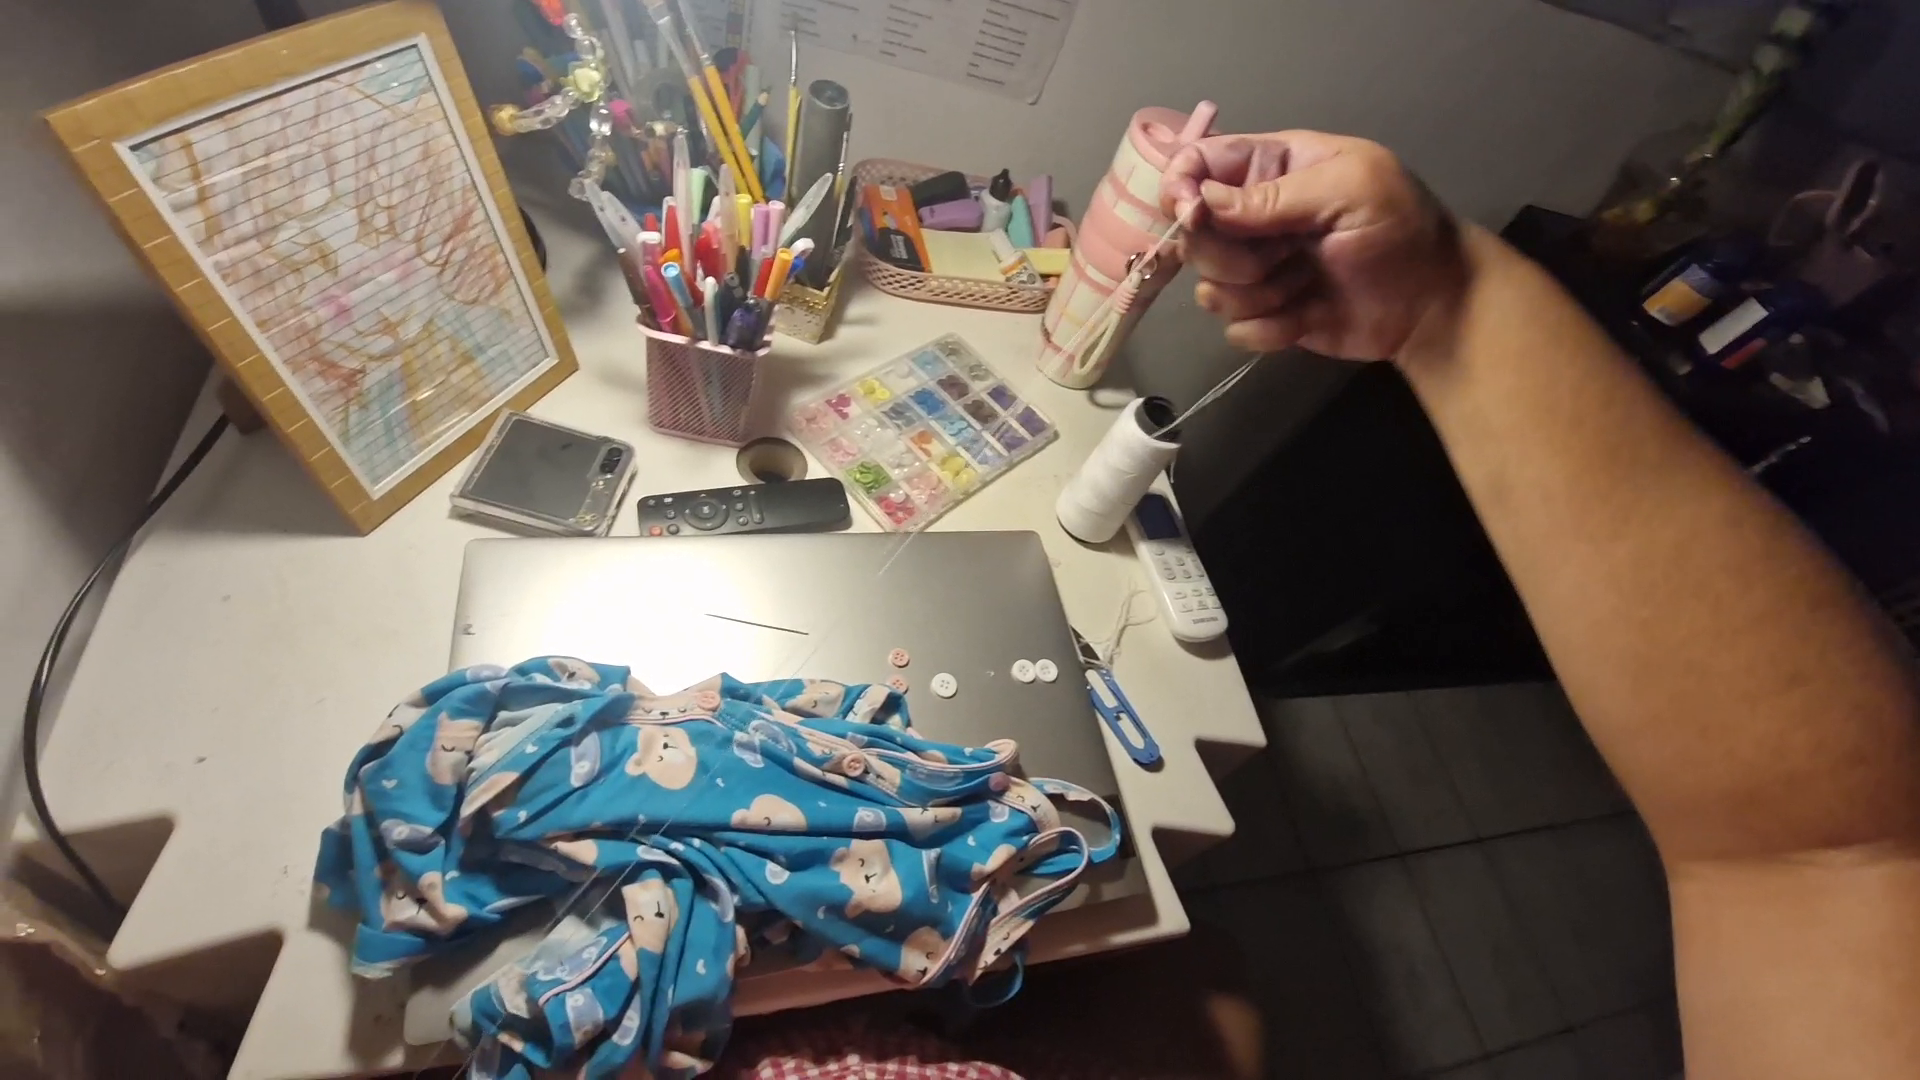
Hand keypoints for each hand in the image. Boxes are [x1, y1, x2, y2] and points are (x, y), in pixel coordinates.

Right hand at [1160, 131, 1466, 361]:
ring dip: (1257, 295)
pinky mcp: (1262, 315)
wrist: (1430, 305)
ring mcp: (1255, 270)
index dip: (1181, 188)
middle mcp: (1253, 218)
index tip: (1192, 214)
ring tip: (1304, 284)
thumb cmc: (1401, 231)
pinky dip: (1269, 329)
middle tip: (1279, 257)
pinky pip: (1234, 329)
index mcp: (1273, 168)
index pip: (1198, 164)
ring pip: (1209, 289)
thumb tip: (1201, 202)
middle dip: (1229, 257)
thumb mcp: (1350, 190)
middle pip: (1193, 237)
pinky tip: (1305, 316)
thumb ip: (1273, 196)